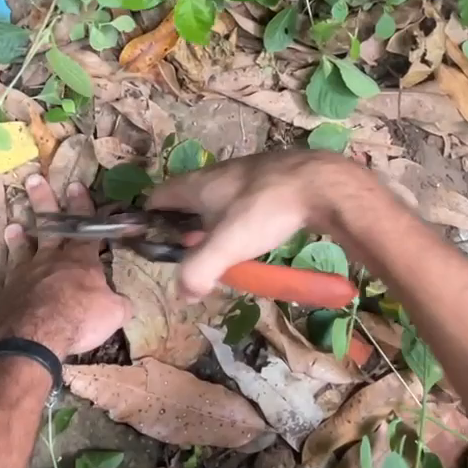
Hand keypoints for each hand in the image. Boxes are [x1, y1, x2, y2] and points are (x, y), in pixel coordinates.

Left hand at [0, 173, 130, 357]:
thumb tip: (128, 303)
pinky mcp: (9, 290)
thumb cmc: (79, 319)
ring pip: (24, 247)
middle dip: (44, 201)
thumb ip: (119, 304)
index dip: (82, 207)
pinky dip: (9, 273)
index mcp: (81, 260)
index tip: (75, 185)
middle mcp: (53, 259)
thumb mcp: (112, 314)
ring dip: (20, 236)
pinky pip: (9, 276)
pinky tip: (4, 273)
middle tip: (33, 179)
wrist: (34, 335)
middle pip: (50, 225)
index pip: (85, 227)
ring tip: (14, 225)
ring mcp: (27, 272)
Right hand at [146, 151, 375, 298]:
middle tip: (197, 258)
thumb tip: (182, 292)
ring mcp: (241, 175)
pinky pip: (241, 204)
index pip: (157, 198)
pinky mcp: (266, 180)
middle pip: (186, 203)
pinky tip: (256, 239)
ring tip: (228, 255)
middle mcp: (213, 175)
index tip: (156, 246)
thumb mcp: (226, 246)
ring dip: (215, 229)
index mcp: (196, 185)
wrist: (317, 183)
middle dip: (186, 232)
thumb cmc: (264, 211)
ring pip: (216, 204)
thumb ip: (198, 270)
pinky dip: (240, 223)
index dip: (150, 221)